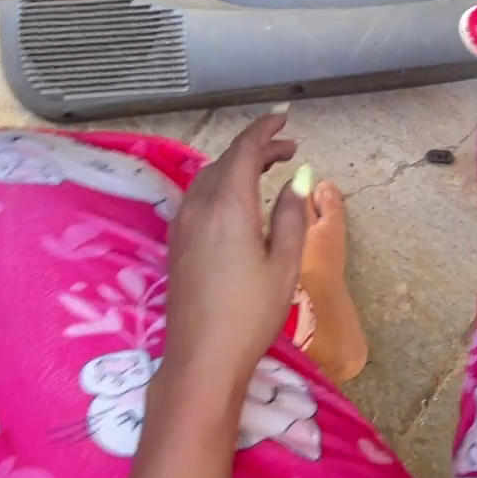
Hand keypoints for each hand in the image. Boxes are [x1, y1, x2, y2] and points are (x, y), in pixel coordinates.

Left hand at [161, 111, 309, 387]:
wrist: (201, 360)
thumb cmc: (251, 313)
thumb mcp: (284, 263)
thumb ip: (291, 215)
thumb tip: (299, 179)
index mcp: (228, 205)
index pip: (244, 150)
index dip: (264, 129)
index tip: (284, 118)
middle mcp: (200, 206)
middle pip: (226, 160)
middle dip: (257, 148)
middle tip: (289, 150)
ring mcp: (183, 224)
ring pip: (209, 176)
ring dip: (237, 165)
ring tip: (268, 170)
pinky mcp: (177, 242)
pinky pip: (199, 195)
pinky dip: (222, 183)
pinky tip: (238, 199)